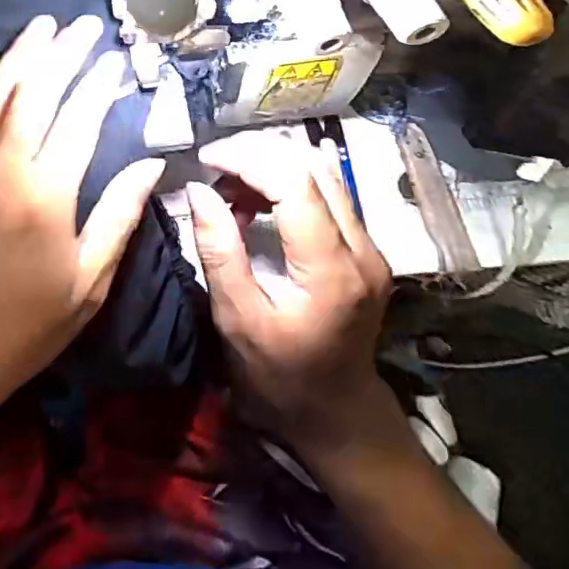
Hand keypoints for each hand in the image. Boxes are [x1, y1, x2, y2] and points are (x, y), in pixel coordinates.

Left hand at [0, 14, 164, 424]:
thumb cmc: (25, 327)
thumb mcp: (87, 283)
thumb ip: (119, 216)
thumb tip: (151, 163)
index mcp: (45, 196)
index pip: (79, 119)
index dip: (100, 84)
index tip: (117, 61)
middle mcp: (0, 169)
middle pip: (35, 92)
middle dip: (63, 52)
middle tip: (86, 26)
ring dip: (19, 55)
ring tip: (43, 26)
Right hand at [187, 129, 394, 451]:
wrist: (336, 413)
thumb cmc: (280, 375)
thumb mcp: (236, 318)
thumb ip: (218, 250)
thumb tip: (198, 191)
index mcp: (332, 269)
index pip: (295, 183)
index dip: (247, 159)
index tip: (206, 161)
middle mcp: (362, 249)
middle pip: (312, 167)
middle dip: (256, 155)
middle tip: (213, 172)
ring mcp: (369, 247)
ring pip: (322, 173)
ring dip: (271, 167)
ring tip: (230, 188)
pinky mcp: (364, 248)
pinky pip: (326, 193)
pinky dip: (286, 184)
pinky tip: (255, 201)